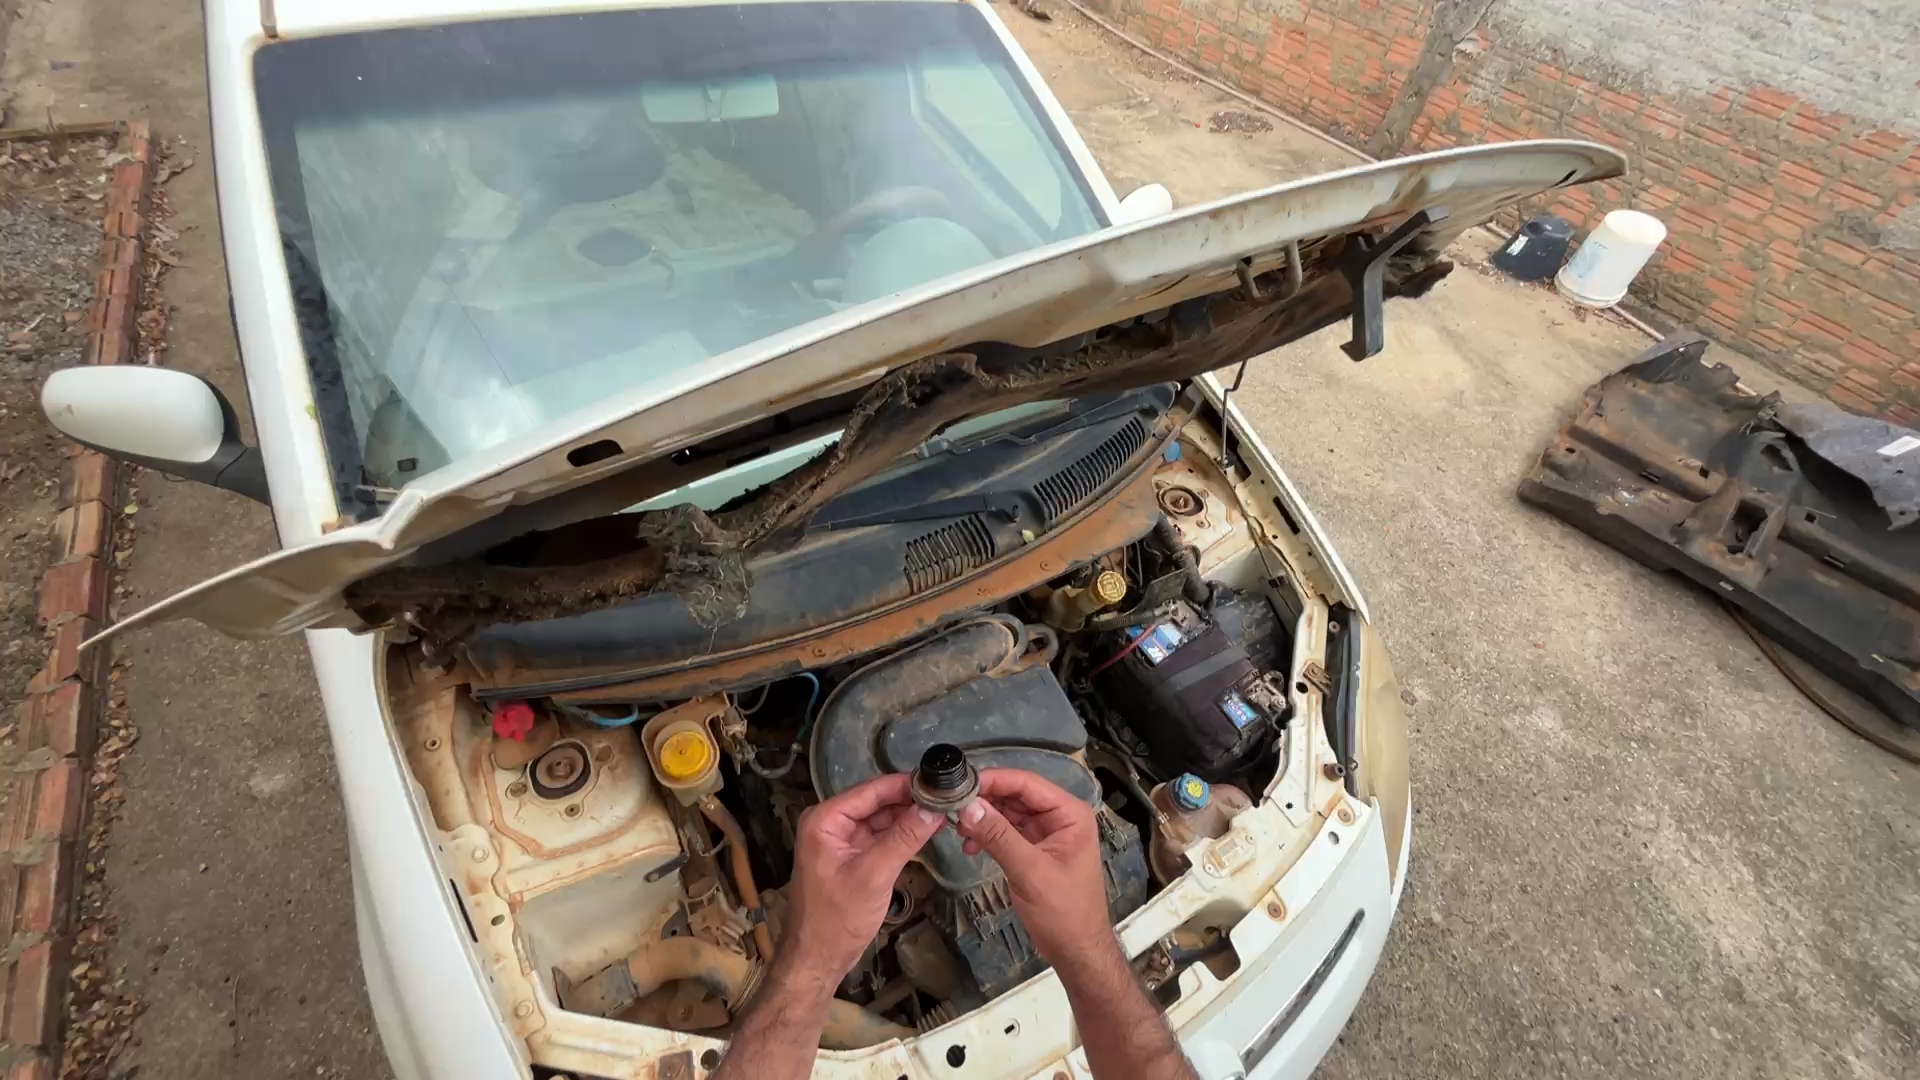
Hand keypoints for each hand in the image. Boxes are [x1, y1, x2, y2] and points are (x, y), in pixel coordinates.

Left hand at [785, 773, 943, 980]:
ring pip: (882, 817)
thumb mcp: (874, 875)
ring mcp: (842, 839)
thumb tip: (934, 807)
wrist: (818, 962)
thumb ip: (904, 838)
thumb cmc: (837, 919)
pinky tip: (927, 830)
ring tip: (944, 810)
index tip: (939, 781)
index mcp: (825, 819)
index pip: (872, 790)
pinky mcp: (853, 855)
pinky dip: (903, 834)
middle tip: (947, 797)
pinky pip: (881, 836)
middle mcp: (832, 822)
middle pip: (878, 801)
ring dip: (910, 816)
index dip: (906, 784)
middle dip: (911, 800)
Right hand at [955, 768, 1117, 974]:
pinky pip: (1007, 830)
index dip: (994, 780)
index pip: (1027, 783)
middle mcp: (1059, 816)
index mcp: (1069, 813)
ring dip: (984, 817)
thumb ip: (998, 836)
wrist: (1077, 953)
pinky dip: (988, 834)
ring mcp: (1046, 832)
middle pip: (1016, 795)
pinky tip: (969, 845)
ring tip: (957, 827)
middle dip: (985, 800)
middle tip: (952, 805)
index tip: (961, 783)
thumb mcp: (1029, 872)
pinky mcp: (1034, 848)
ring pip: (1008, 812)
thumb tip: (967, 806)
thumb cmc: (1063, 912)